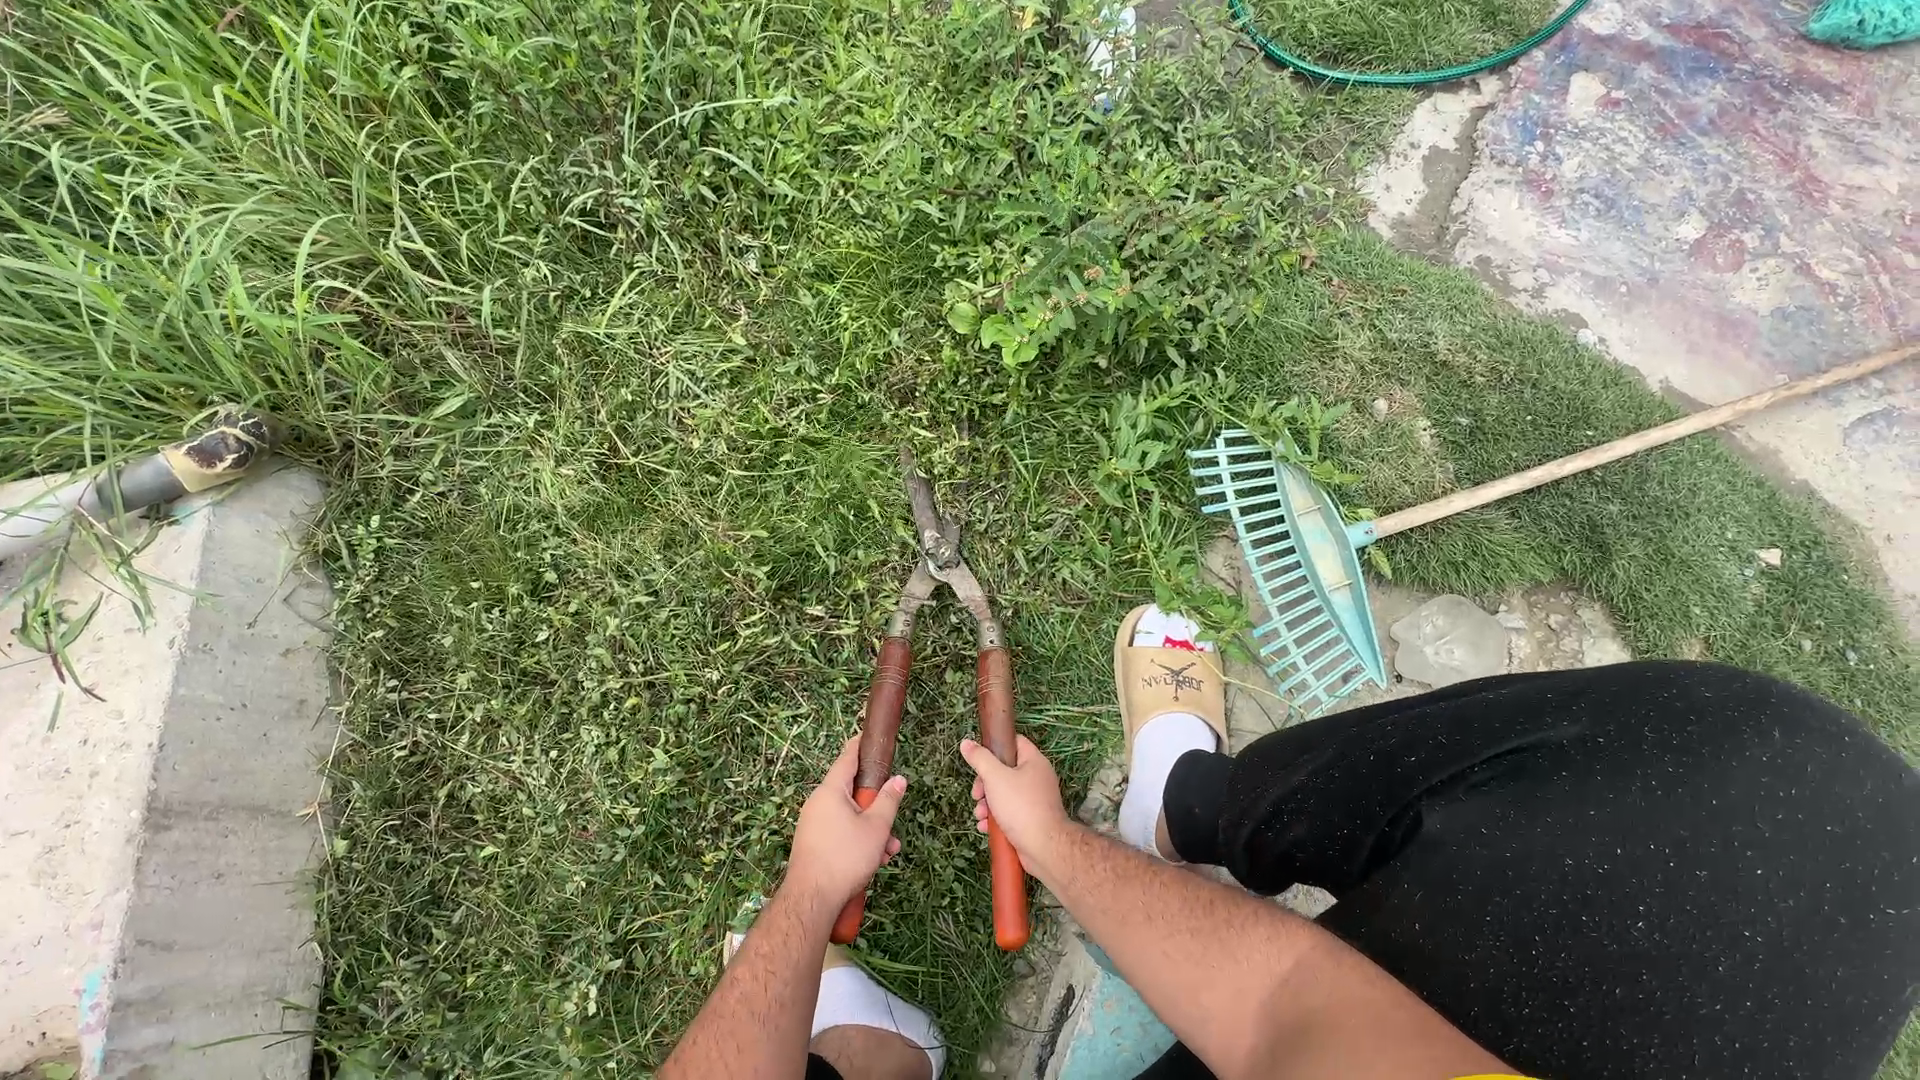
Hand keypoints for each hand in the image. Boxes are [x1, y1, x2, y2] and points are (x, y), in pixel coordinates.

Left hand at [785, 736, 906, 907]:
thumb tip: (898, 779)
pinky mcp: (813, 843)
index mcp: (831, 791)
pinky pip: (840, 833)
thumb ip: (889, 800)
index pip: (847, 758)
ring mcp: (813, 824)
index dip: (861, 746)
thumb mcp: (876, 827)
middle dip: (877, 808)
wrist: (812, 898)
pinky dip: (858, 841)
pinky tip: (873, 861)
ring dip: (872, 830)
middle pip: (853, 793)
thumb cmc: (845, 857)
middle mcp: (818, 803)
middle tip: (892, 823)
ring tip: (888, 851)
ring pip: (850, 817)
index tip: (869, 736)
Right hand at [959, 735, 1069, 862]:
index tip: (980, 759)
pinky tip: (986, 827)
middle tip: (977, 794)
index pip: (1014, 742)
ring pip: (1004, 794)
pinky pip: (1009, 812)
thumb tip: (966, 743)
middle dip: (985, 784)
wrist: (1043, 847)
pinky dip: (996, 818)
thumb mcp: (995, 777)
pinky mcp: (1031, 819)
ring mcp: (1035, 799)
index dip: (995, 747)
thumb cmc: (1020, 806)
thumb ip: (980, 759)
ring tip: (980, 814)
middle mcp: (1037, 777)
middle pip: (1004, 771)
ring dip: (987, 804)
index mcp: (1034, 761)